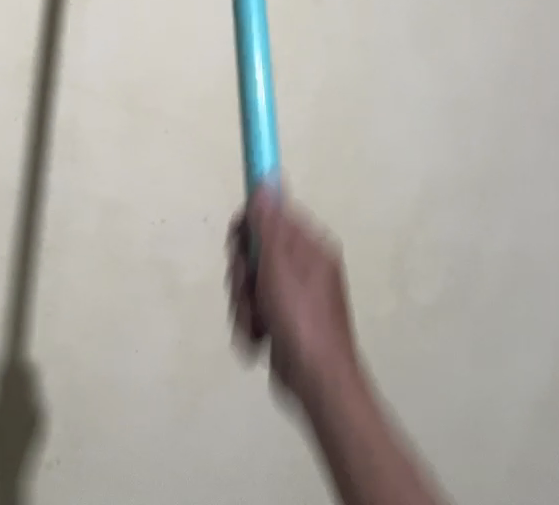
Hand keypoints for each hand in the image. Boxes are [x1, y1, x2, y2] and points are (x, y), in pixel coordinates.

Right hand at [227, 190, 363, 413]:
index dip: (247, 230)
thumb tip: (267, 176)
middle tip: (250, 290)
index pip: (266, 215)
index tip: (241, 248)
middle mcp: (302, 265)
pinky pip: (252, 304)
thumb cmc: (300, 318)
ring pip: (247, 279)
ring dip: (243, 301)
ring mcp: (292, 292)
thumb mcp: (278, 264)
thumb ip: (268, 222)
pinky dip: (249, 319)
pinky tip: (258, 335)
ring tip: (256, 321)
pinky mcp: (282, 316)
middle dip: (242, 273)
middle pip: (251, 248)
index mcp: (309, 246)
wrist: (317, 380)